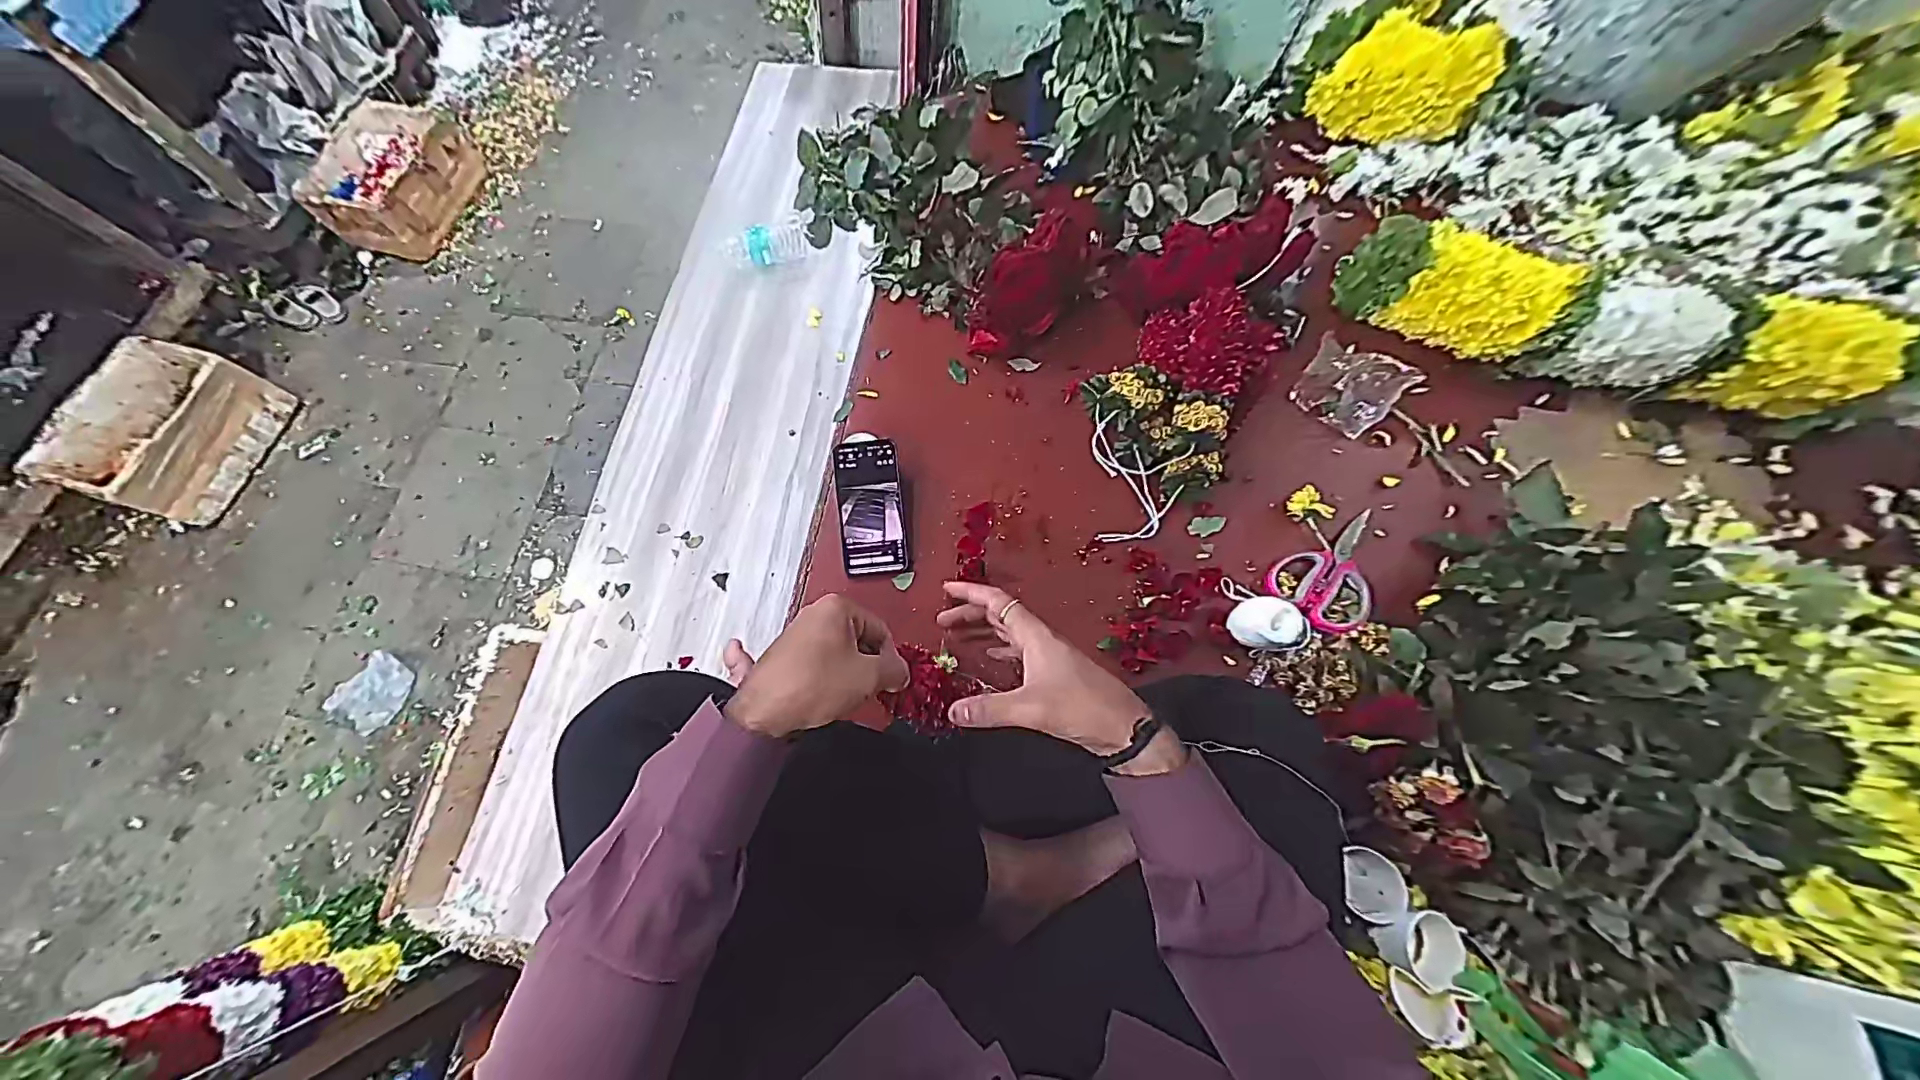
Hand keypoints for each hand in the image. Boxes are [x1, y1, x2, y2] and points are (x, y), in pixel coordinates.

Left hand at [722, 594, 910, 738]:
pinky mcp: (777, 657)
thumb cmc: (811, 686)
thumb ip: (894, 670)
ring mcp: (794, 635)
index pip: (880, 630)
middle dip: (865, 667)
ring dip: (842, 676)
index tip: (889, 679)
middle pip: (857, 641)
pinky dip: (808, 675)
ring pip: (834, 655)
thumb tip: (899, 672)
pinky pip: (801, 663)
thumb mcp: (868, 677)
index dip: (889, 658)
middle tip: (867, 689)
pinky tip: (807, 686)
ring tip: (838, 696)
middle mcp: (813, 615)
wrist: (762, 712)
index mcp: (836, 607)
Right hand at [936, 582, 1186, 774]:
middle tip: (943, 619)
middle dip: (970, 613)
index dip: (971, 593)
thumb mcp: (1031, 709)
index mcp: (1036, 637)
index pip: (998, 602)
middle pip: (1000, 615)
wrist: (1124, 726)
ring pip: (1009, 632)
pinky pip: (1018, 650)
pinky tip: (990, 657)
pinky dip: (999, 648)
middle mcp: (1041, 640)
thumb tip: (954, 711)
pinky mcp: (1054, 672)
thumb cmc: (1084, 708)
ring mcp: (1049, 655)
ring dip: (983, 630)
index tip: (947, 589)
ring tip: (958, 635)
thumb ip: (989, 709)